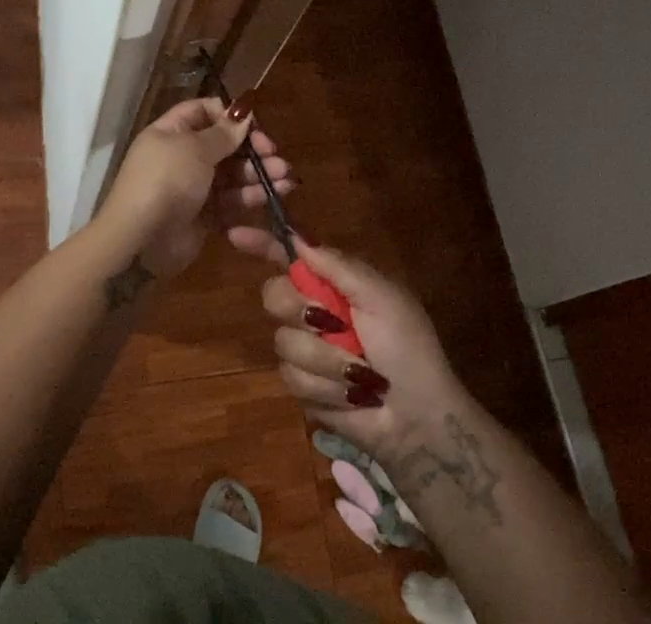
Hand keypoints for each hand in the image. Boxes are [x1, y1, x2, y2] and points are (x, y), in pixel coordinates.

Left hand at [98, 98, 294, 276]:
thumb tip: (243, 113)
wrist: (143, 239)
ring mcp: (194, 187)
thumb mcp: (194, 150)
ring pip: (232, 175)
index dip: (230, 116)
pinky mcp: (205, 215)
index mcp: (172, 132)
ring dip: (259, 174)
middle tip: (276, 157)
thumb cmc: (166, 182)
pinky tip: (273, 196)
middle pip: (224, 145)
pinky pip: (232, 202)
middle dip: (253, 149)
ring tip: (285, 178)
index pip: (204, 112)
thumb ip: (222, 134)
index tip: (255, 126)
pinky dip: (251, 198)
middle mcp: (183, 157)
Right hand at [232, 237, 464, 456]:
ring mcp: (305, 349)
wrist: (416, 415)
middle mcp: (314, 312)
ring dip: (325, 359)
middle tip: (331, 323)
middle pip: (274, 296)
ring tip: (358, 371)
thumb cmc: (407, 349)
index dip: (261, 244)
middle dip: (299, 310)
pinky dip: (325, 386)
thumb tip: (297, 237)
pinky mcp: (302, 385)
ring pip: (283, 341)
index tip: (235, 234)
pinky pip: (292, 376)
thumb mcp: (381, 298)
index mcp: (335, 285)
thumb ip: (339, 266)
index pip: (289, 257)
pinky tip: (350, 394)